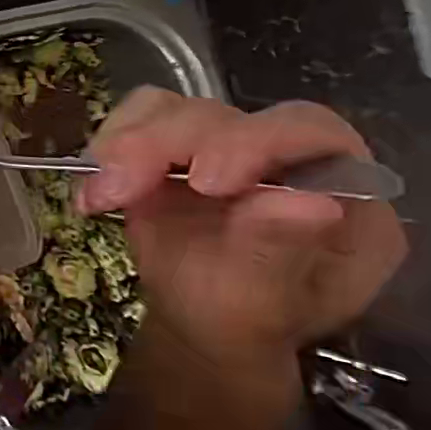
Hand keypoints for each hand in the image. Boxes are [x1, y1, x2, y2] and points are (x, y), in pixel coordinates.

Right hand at [76, 89, 406, 363]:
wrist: (195, 319)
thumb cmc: (242, 319)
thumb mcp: (267, 302)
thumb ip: (282, 250)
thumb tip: (314, 205)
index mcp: (337, 187)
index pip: (308, 130)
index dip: (254, 141)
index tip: (203, 180)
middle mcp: (277, 151)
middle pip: (220, 115)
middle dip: (164, 146)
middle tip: (122, 190)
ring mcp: (218, 139)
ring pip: (168, 109)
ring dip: (126, 147)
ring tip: (101, 196)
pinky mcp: (167, 137)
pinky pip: (133, 118)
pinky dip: (107, 148)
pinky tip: (93, 191)